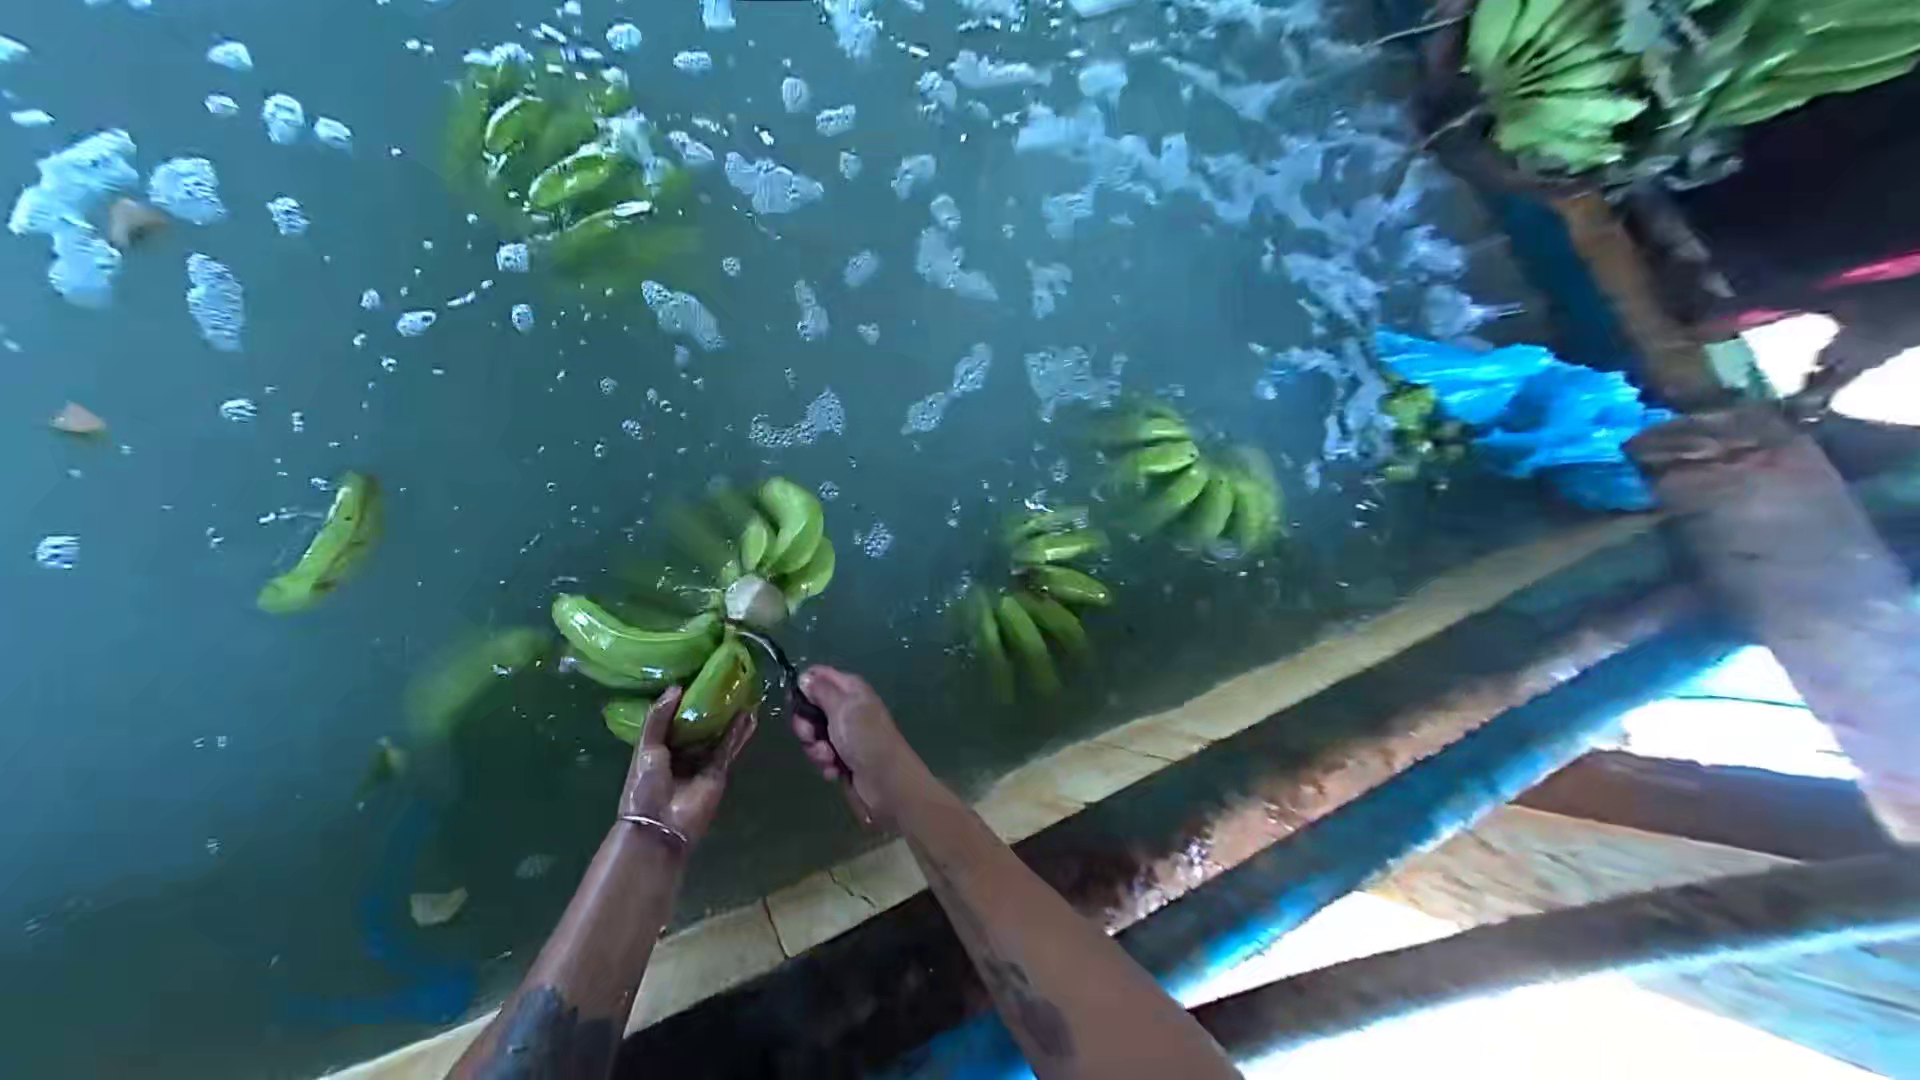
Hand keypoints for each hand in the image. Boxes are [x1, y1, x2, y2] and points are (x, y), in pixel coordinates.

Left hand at [618, 687, 756, 848]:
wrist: (660, 824)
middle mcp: (682, 752)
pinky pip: (730, 746)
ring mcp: (702, 761)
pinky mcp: (719, 770)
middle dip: (711, 707)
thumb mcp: (645, 748)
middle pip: (699, 725)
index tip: (697, 678)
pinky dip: (740, 731)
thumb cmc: (645, 785)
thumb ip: (658, 717)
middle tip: (725, 682)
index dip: (684, 700)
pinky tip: (749, 714)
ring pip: (719, 734)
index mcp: (658, 747)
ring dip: (730, 716)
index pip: (674, 719)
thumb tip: (677, 687)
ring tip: (744, 693)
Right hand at [792, 666, 923, 825]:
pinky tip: (835, 770)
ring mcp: (844, 734)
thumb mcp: (843, 708)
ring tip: (829, 757)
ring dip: (816, 749)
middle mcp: (847, 708)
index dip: (804, 686)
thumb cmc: (866, 739)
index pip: (820, 676)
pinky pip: (821, 755)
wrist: (886, 783)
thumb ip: (821, 691)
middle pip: (811, 708)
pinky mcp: (842, 757)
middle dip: (806, 725)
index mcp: (851, 689)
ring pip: (813, 735)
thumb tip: (804, 677)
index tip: (793, 702)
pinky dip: (825, 763)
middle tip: (811, 735)